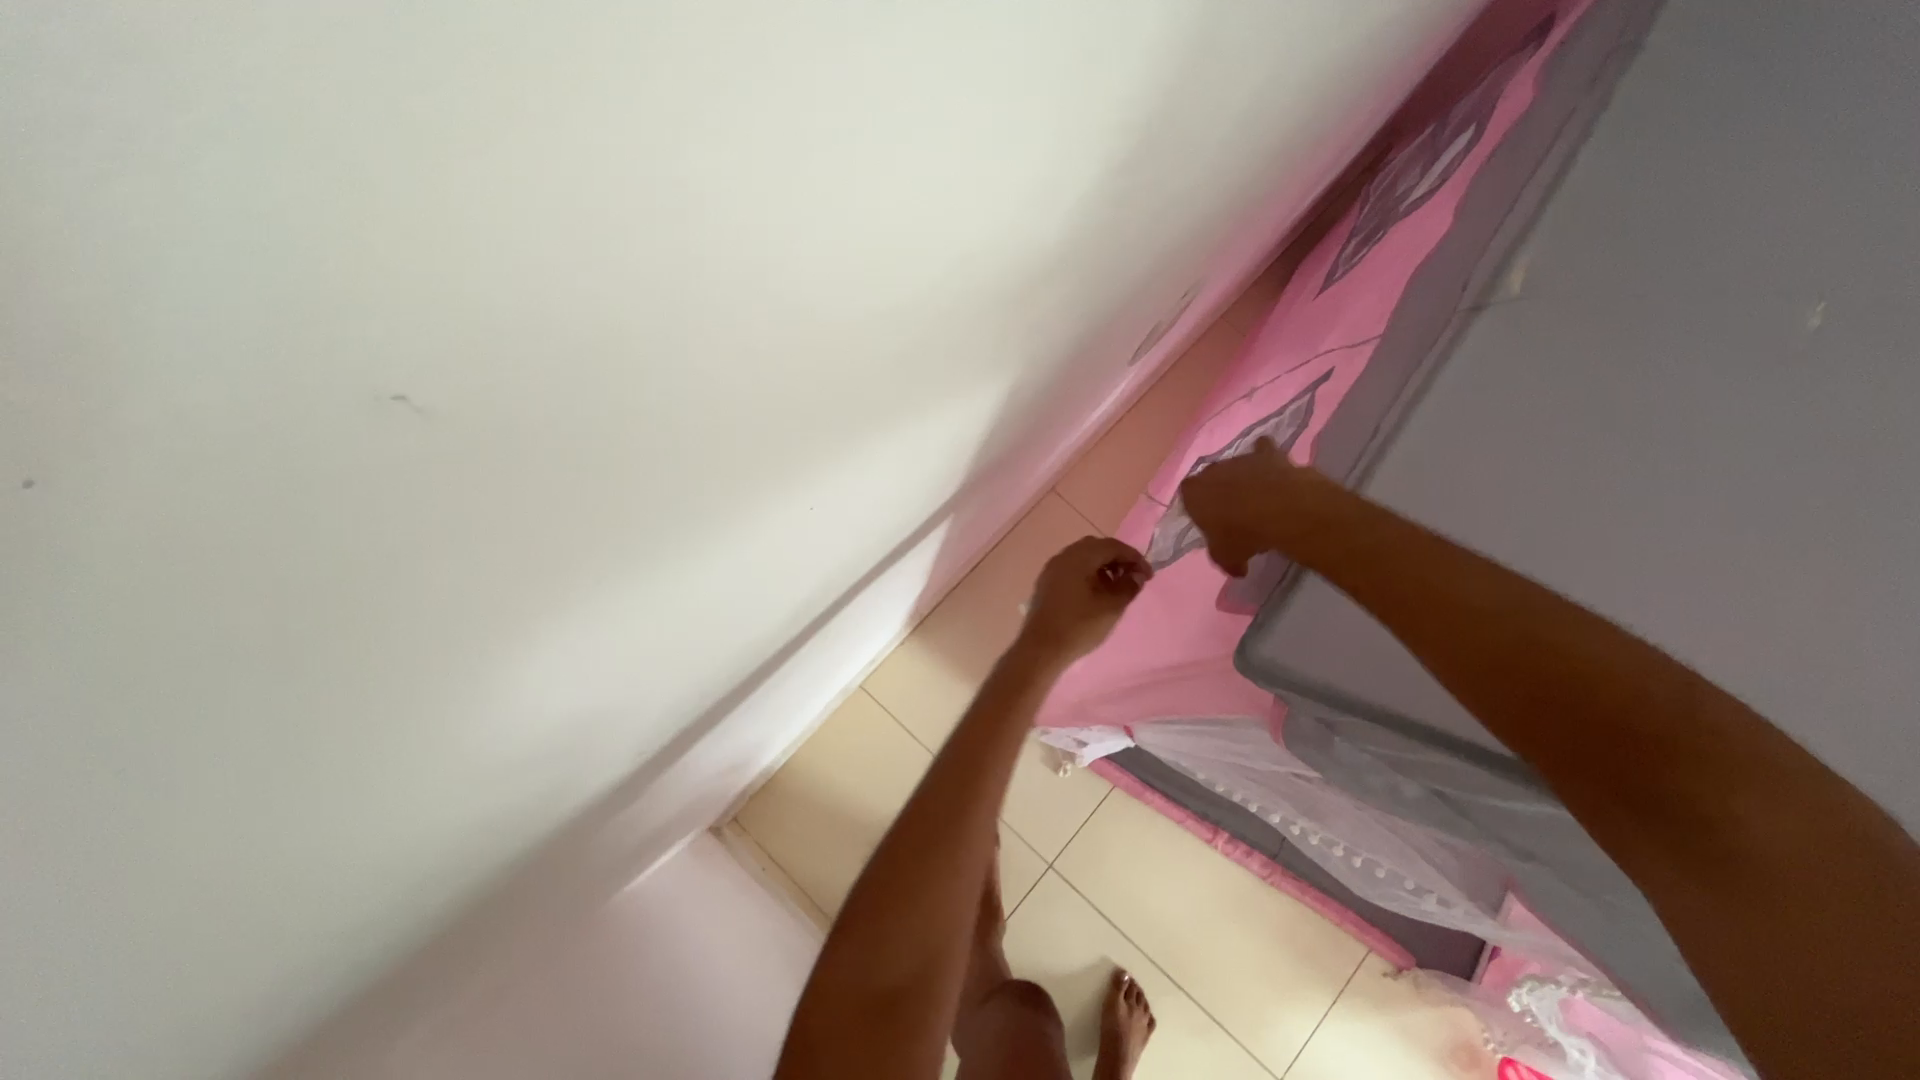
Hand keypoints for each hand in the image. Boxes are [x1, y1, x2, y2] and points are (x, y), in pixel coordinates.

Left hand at [1016, 537, 1151, 663]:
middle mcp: (1063, 556)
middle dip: (1117, 559)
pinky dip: (1088, 574)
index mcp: (1079, 557)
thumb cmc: (1079, 626)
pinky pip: (1072, 569)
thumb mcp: (1111, 607)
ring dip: (1103, 567)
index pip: (1112, 546)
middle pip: (1096, 547)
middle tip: (1132, 578)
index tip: (1148, 576)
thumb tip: (1137, 575)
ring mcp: (1051, 569)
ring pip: (1082, 558)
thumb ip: (1128, 586)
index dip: (1134, 558)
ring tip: (1116, 588)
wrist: (1041, 649)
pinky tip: (1096, 594)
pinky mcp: (1046, 583)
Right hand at [1178, 437, 1332, 575]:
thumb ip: (1225, 560)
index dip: (1199, 508)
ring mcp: (1239, 458)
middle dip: (1220, 491)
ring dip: (1244, 478)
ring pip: (1236, 466)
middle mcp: (1211, 470)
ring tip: (1259, 499)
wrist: (1280, 509)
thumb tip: (1238, 569)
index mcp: (1193, 493)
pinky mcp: (1267, 452)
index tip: (1212, 523)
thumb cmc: (1243, 534)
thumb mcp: (1226, 556)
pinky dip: (1266, 457)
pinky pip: (1263, 450)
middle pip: (1211, 479)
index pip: (1188, 496)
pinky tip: (1273, 469)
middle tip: (1235, 513)